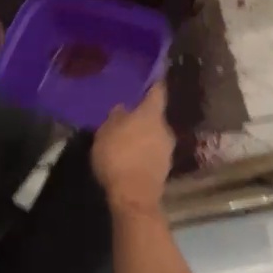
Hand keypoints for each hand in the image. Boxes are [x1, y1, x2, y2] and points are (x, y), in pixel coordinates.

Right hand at [92, 83, 173, 217]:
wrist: (134, 196)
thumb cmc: (118, 157)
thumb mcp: (105, 133)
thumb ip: (115, 117)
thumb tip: (122, 109)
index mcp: (152, 114)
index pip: (157, 91)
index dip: (153, 83)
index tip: (150, 76)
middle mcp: (165, 128)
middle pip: (154, 116)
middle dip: (142, 116)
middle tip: (125, 117)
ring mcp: (167, 150)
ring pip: (154, 136)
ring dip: (142, 136)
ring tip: (124, 141)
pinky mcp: (164, 169)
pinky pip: (152, 154)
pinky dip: (143, 153)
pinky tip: (129, 159)